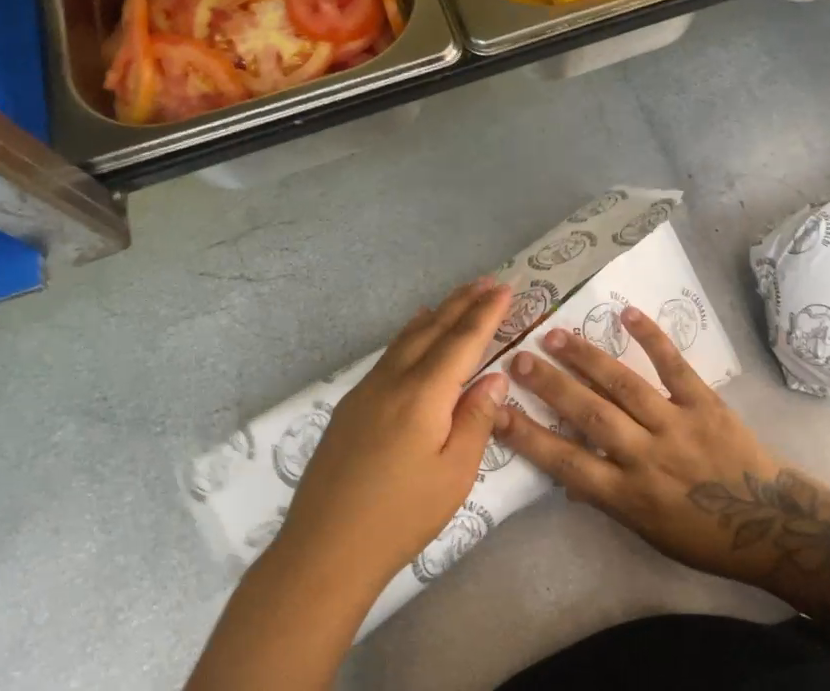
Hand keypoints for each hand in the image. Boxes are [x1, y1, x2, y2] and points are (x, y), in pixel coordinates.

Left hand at [275, 279, 511, 591]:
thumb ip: (475, 420)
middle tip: (488, 280)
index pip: (462, 341)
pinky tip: (414, 335)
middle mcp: (393, 381)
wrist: (324, 550)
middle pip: (432, 330)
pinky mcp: (350, 407)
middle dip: (462, 303)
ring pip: (406, 339)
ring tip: (457, 297)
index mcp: (423, 395)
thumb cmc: (400, 517)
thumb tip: (493, 379)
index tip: (506, 288)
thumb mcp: (454, 474)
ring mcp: (366, 392)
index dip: (486, 314)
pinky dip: (410, 335)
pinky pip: (389, 355)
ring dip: (436, 315)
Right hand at [493, 305, 785, 583]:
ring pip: (623, 385)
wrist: (769, 524)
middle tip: (520, 358)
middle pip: (588, 415)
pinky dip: (651, 338)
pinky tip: (627, 314)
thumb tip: (567, 475)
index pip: (566, 463)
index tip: (497, 411)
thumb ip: (608, 498)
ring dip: (586, 357)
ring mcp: (676, 426)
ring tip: (556, 335)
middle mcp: (646, 457)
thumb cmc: (701, 535)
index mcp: (627, 496)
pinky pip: (674, 366)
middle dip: (550, 385)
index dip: (528, 436)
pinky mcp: (705, 404)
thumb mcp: (645, 531)